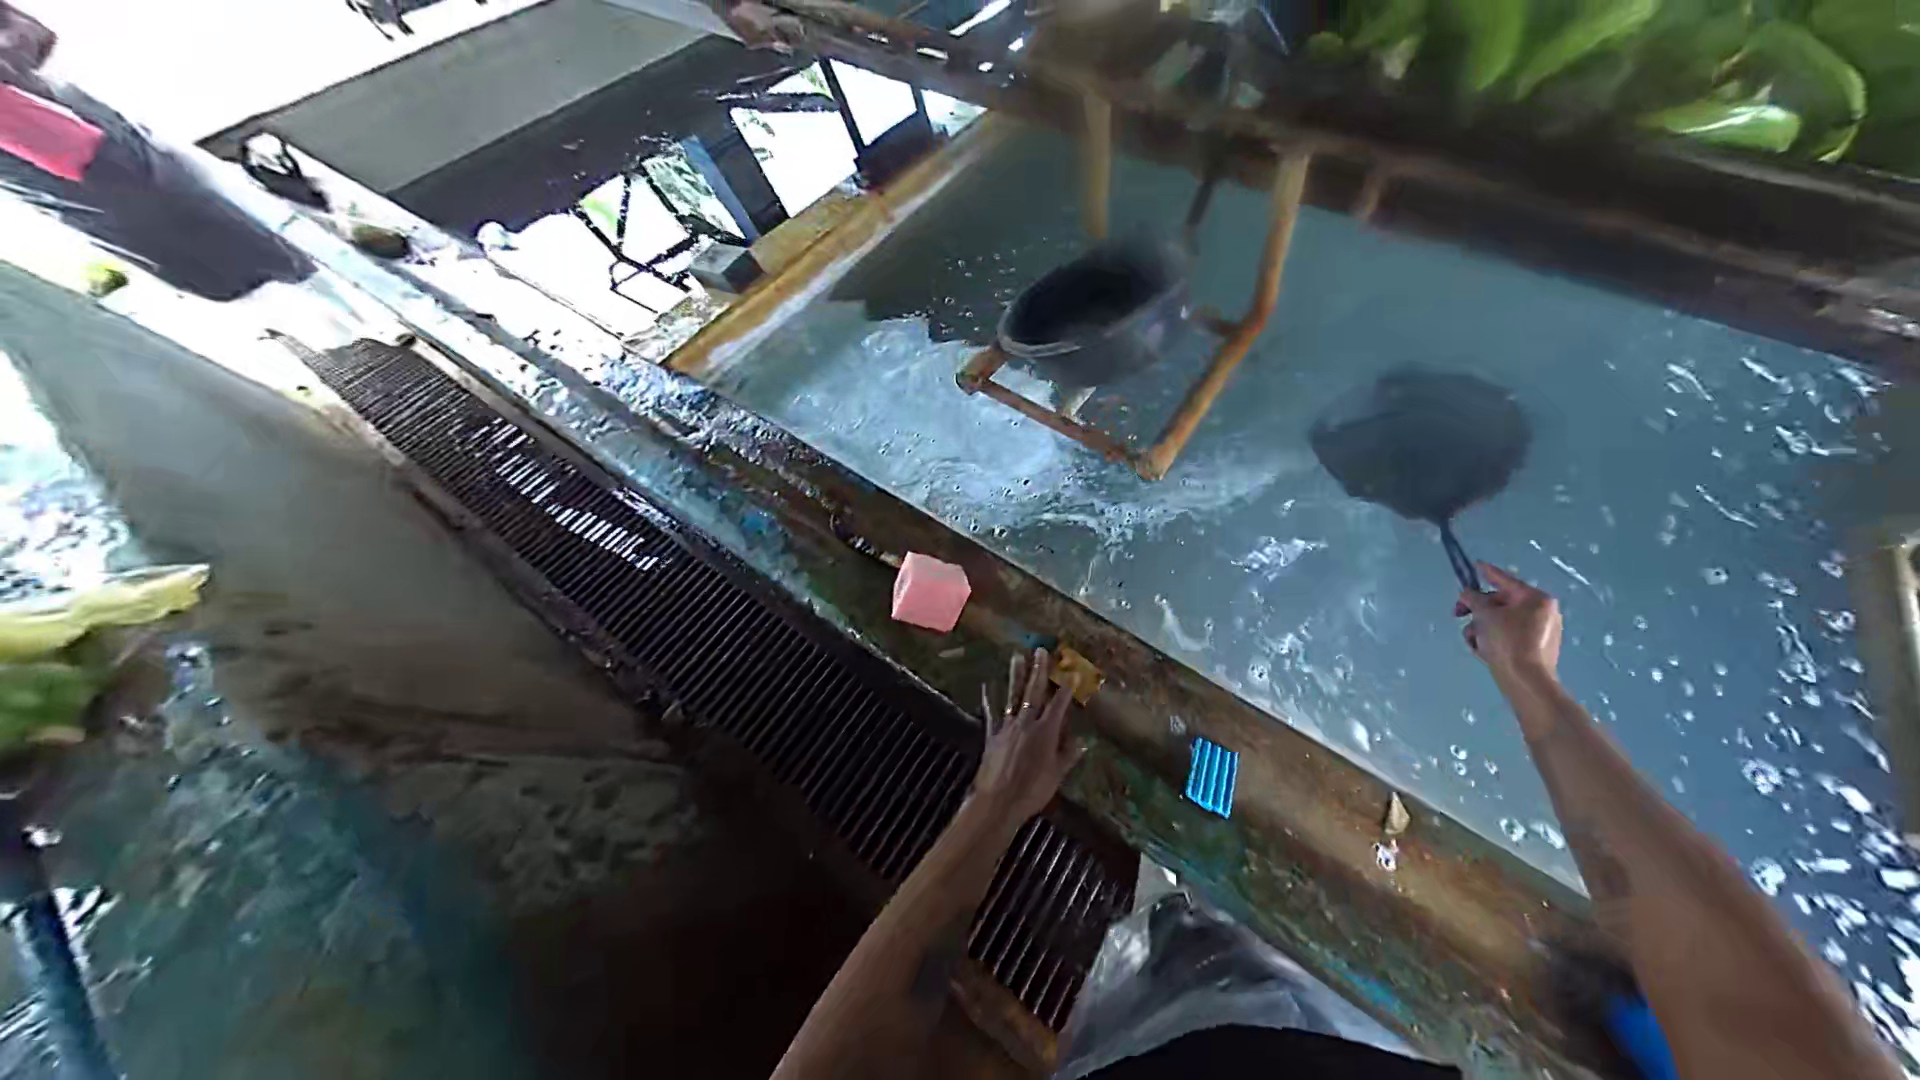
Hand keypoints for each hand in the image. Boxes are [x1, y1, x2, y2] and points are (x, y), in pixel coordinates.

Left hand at [970, 648, 1083, 826]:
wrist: (998, 800)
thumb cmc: (1032, 791)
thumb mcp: (1056, 775)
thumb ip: (1068, 756)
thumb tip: (1083, 743)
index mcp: (1046, 732)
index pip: (1059, 705)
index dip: (1066, 688)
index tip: (1072, 672)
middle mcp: (1026, 723)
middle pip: (1034, 692)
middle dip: (1039, 670)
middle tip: (1041, 650)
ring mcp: (1007, 726)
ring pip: (1013, 695)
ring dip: (1016, 676)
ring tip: (1017, 657)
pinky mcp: (992, 734)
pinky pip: (992, 713)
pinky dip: (989, 700)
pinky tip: (987, 687)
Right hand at [1455, 563, 1562, 684]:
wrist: (1525, 678)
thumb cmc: (1506, 641)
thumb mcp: (1484, 614)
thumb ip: (1473, 598)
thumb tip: (1468, 593)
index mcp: (1536, 599)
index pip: (1505, 580)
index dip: (1486, 572)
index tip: (1475, 565)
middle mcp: (1542, 611)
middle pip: (1499, 602)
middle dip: (1476, 610)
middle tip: (1458, 614)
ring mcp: (1541, 629)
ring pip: (1500, 619)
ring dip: (1480, 626)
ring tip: (1472, 639)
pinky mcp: (1536, 646)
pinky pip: (1507, 633)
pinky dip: (1491, 637)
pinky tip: (1482, 649)